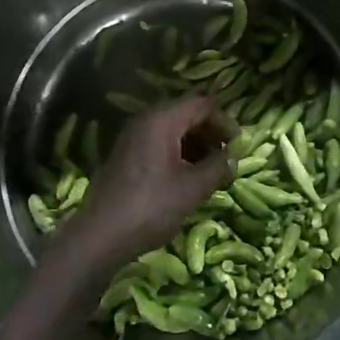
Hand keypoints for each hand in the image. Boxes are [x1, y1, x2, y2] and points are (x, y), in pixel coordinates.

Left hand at [64, 98, 233, 270]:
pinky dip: (177, 153)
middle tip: (227, 158)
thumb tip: (233, 159)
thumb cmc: (151, 206)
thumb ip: (218, 168)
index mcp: (161, 120)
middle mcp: (145, 120)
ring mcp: (132, 137)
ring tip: (210, 171)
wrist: (100, 235)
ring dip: (195, 144)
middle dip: (210, 133)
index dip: (225, 121)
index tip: (239, 146)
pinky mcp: (125, 155)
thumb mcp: (192, 189)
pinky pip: (158, 143)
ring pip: (172, 130)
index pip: (202, 104)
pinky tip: (186, 178)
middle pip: (186, 114)